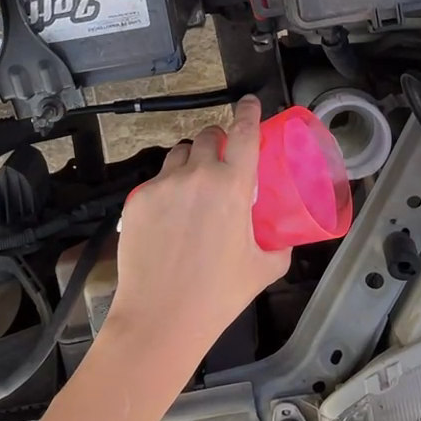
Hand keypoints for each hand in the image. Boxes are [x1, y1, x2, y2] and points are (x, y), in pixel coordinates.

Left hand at [106, 97, 291, 352]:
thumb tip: (282, 234)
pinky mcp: (139, 198)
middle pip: (208, 136)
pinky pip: (157, 180)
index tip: (249, 104)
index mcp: (233, 186)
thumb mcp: (264, 267)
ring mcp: (164, 184)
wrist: (161, 317)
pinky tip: (171, 215)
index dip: (249, 112)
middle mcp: (197, 176)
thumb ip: (278, 243)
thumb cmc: (216, 295)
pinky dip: (168, 188)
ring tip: (195, 186)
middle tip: (222, 160)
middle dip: (217, 141)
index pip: (244, 132)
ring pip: (180, 153)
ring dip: (191, 160)